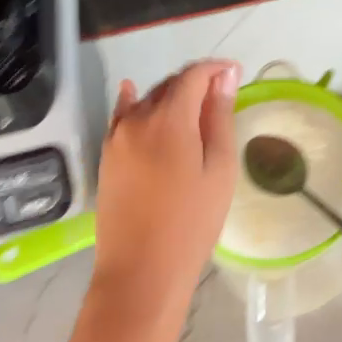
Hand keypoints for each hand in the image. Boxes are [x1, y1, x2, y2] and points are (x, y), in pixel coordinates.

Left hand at [91, 60, 240, 304]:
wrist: (140, 272)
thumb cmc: (191, 223)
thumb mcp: (219, 170)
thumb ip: (220, 118)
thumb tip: (225, 78)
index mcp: (170, 119)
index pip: (193, 75)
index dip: (215, 69)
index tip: (234, 73)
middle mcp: (138, 119)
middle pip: (169, 85)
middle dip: (195, 82)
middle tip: (220, 95)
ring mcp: (117, 138)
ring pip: (147, 100)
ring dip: (171, 96)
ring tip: (194, 109)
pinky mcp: (107, 157)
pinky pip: (121, 116)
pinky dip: (132, 101)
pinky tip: (133, 92)